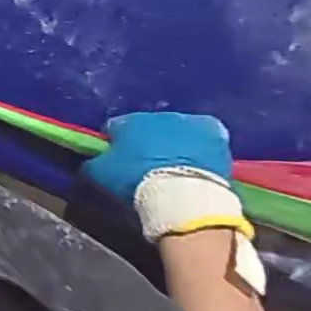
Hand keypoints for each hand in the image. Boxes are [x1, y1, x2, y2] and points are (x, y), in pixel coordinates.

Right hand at [86, 111, 252, 246]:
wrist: (184, 195)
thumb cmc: (135, 182)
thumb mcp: (100, 175)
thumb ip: (93, 162)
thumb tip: (94, 159)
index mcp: (129, 121)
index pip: (114, 127)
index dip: (112, 143)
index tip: (113, 159)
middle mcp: (159, 114)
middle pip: (146, 127)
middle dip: (144, 141)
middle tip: (143, 165)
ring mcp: (190, 122)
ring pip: (175, 130)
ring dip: (171, 143)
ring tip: (171, 167)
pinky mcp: (217, 134)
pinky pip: (202, 138)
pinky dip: (198, 148)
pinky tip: (194, 164)